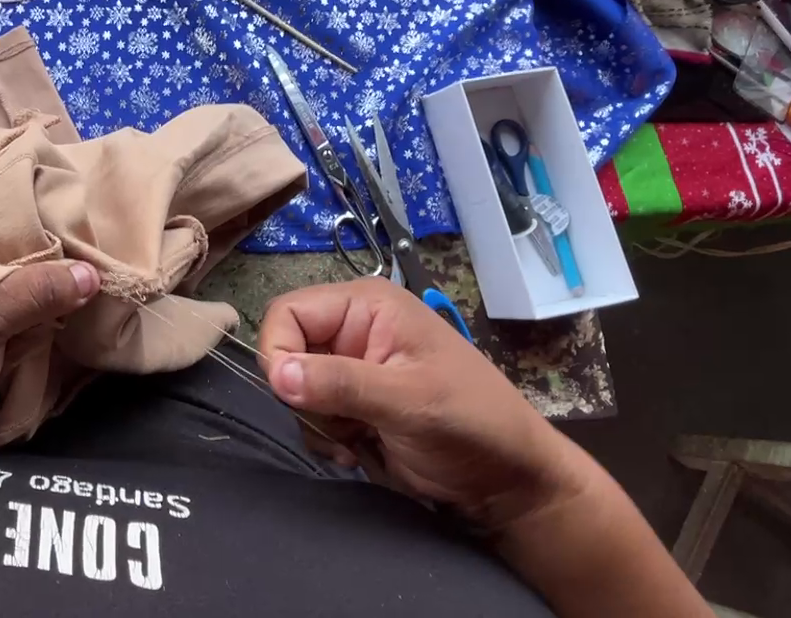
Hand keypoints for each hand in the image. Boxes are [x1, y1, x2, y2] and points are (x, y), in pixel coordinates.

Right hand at [258, 278, 591, 533]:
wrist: (514, 484)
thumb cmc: (472, 425)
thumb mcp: (409, 401)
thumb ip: (340, 383)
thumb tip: (276, 374)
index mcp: (365, 305)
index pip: (289, 311)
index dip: (279, 350)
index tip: (291, 395)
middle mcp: (352, 328)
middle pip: (287, 349)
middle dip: (302, 393)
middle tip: (337, 425)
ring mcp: (352, 365)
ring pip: (294, 385)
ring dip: (315, 421)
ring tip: (354, 441)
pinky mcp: (353, 400)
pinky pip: (311, 411)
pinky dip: (325, 435)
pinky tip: (356, 449)